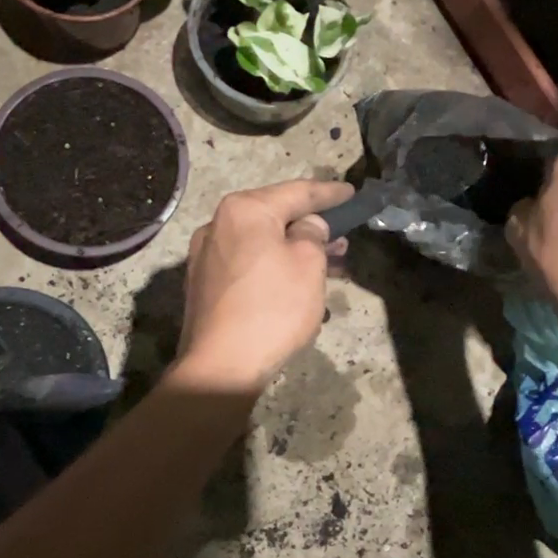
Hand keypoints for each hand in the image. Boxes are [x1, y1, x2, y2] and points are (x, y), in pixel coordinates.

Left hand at [175, 179, 353, 392]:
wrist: (221, 366)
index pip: (297, 191)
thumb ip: (313, 234)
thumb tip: (308, 226)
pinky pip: (249, 265)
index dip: (329, 193)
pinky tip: (297, 285)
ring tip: (330, 265)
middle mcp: (218, 224)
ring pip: (262, 243)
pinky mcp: (205, 285)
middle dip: (312, 226)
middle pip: (275, 216)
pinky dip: (275, 267)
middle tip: (344, 236)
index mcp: (244, 209)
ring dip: (296, 250)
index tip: (352, 193)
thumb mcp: (309, 263)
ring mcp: (207, 256)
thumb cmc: (273, 307)